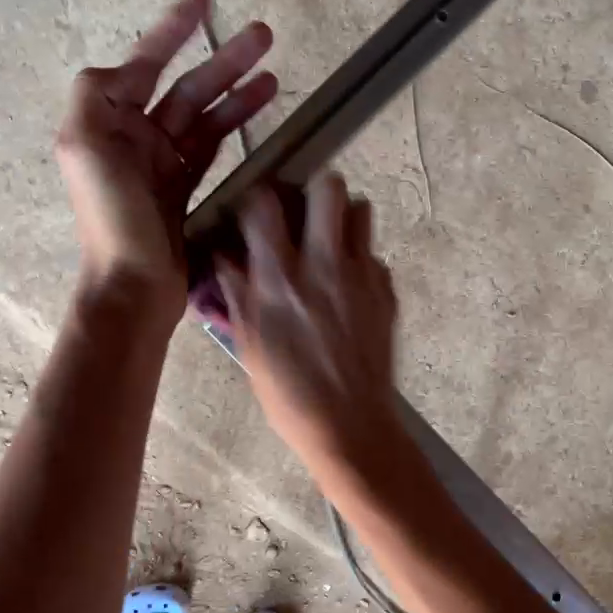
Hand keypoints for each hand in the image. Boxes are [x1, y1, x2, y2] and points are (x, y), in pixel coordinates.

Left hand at [56, 0, 276, 315]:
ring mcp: (160, 168)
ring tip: (274, 75)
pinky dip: (234, 128)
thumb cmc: (111, 221)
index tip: (205, 1)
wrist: (132, 289)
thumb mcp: (84, 147)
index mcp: (107, 123)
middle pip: (184, 89)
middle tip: (264, 37)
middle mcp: (133, 139)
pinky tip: (259, 112)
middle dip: (222, 61)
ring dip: (236, 93)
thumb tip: (125, 70)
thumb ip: (95, 95)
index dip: (172, 30)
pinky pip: (211, 150)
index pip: (145, 64)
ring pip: (203, 117)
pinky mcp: (184, 194)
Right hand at [218, 173, 404, 479]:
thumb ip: (238, 292)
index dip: (256, 197)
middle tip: (302, 216)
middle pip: (328, 187)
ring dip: (342, 219)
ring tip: (328, 246)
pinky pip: (374, 256)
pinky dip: (359, 263)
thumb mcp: (249, 345)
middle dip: (311, 192)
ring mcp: (363, 276)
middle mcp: (324, 265)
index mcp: (281, 277)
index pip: (265, 204)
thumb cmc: (289, 394)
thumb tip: (224, 255)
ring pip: (361, 211)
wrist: (350, 425)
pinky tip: (348, 292)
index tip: (254, 211)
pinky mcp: (387, 292)